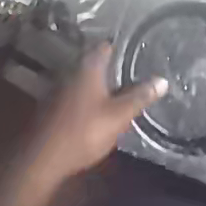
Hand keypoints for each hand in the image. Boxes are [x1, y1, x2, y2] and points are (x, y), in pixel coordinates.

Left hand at [23, 44, 164, 186]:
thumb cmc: (84, 132)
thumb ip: (140, 96)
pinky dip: (90, 95)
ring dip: (102, 82)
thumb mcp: (119, 115)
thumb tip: (162, 80)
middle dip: (114, 65)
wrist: (42, 159)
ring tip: (123, 89)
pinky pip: (77, 93)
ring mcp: (59, 88)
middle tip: (136, 70)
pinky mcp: (53, 106)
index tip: (139, 49)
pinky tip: (101, 107)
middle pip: (96, 61)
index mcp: (88, 67)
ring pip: (86, 78)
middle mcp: (71, 71)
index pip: (107, 45)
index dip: (123, 46)